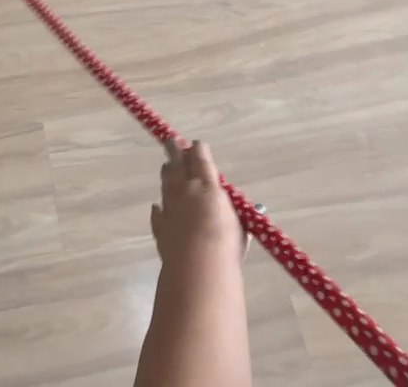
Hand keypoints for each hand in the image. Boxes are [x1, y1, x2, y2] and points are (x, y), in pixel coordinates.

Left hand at [150, 138, 244, 270]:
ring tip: (167, 166)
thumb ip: (238, 216)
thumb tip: (250, 212)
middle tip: (171, 142)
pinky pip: (158, 211)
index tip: (196, 144)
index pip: (200, 158)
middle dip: (174, 150)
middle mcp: (185, 189)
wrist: (197, 265)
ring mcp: (169, 205)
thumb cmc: (225, 243)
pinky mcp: (159, 224)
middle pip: (177, 163)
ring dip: (168, 173)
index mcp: (206, 184)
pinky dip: (159, 208)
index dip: (198, 149)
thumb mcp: (241, 226)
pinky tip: (157, 206)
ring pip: (166, 182)